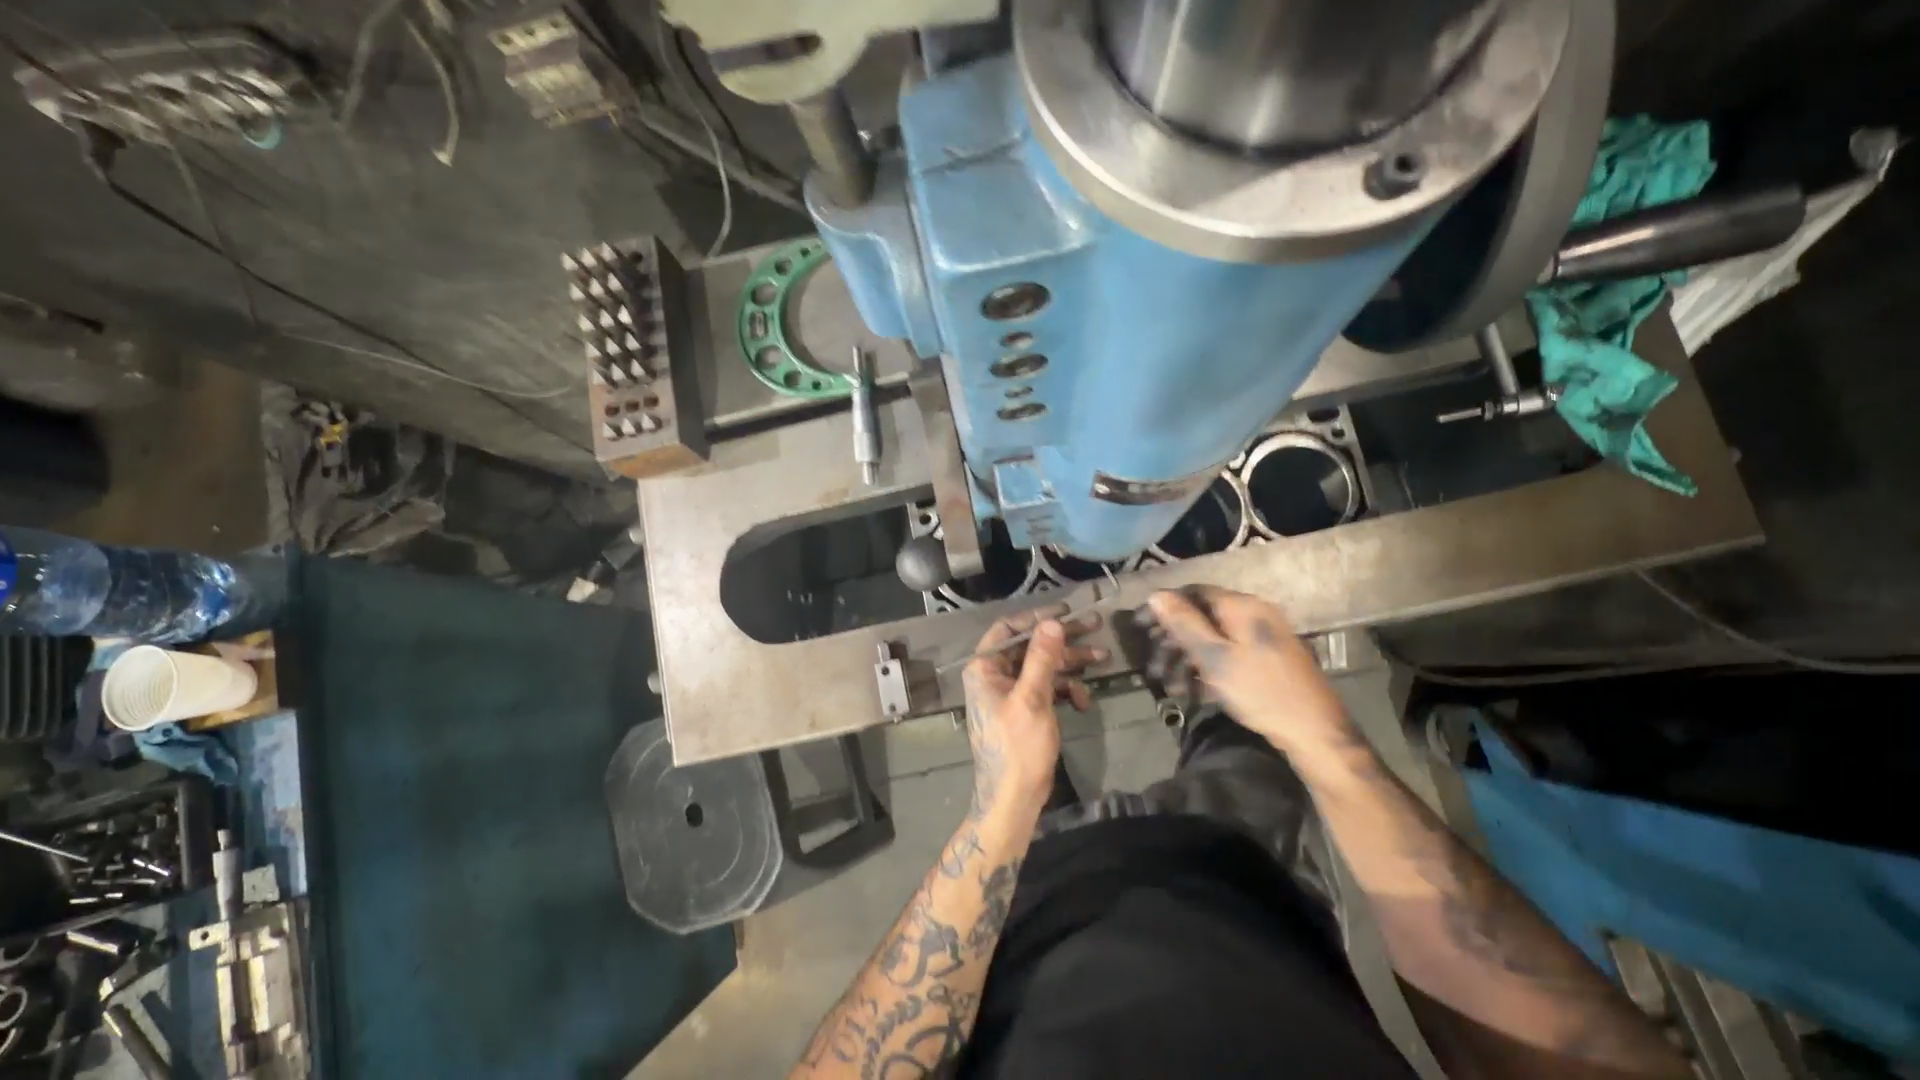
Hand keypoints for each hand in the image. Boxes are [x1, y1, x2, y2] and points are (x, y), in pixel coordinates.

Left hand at [961, 606, 1106, 815]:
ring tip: (1103, 659)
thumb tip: (1052, 623)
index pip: (1009, 629)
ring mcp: (1011, 694)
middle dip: (1063, 639)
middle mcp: (994, 676)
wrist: (1014, 797)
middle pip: (1031, 646)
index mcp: (984, 668)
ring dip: (1072, 664)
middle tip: (1096, 627)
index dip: (1038, 618)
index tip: (1068, 613)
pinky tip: (1084, 701)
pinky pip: (1048, 689)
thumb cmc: (1017, 747)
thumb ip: (1042, 659)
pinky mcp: (1026, 710)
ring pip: (1044, 667)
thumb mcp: (1032, 699)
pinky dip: (1067, 690)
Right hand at [1146, 587, 1365, 777]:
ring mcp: (1263, 637)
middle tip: (1152, 667)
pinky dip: (1208, 669)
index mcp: (1242, 606)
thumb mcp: (1215, 658)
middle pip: (1202, 617)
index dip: (1163, 607)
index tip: (1140, 628)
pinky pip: (1229, 655)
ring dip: (1187, 660)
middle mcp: (1254, 614)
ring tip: (1170, 688)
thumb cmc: (1260, 691)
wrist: (1314, 730)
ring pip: (1214, 639)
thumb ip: (1185, 624)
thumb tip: (1157, 595)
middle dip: (1173, 641)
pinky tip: (1194, 692)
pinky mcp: (1268, 660)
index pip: (1193, 592)